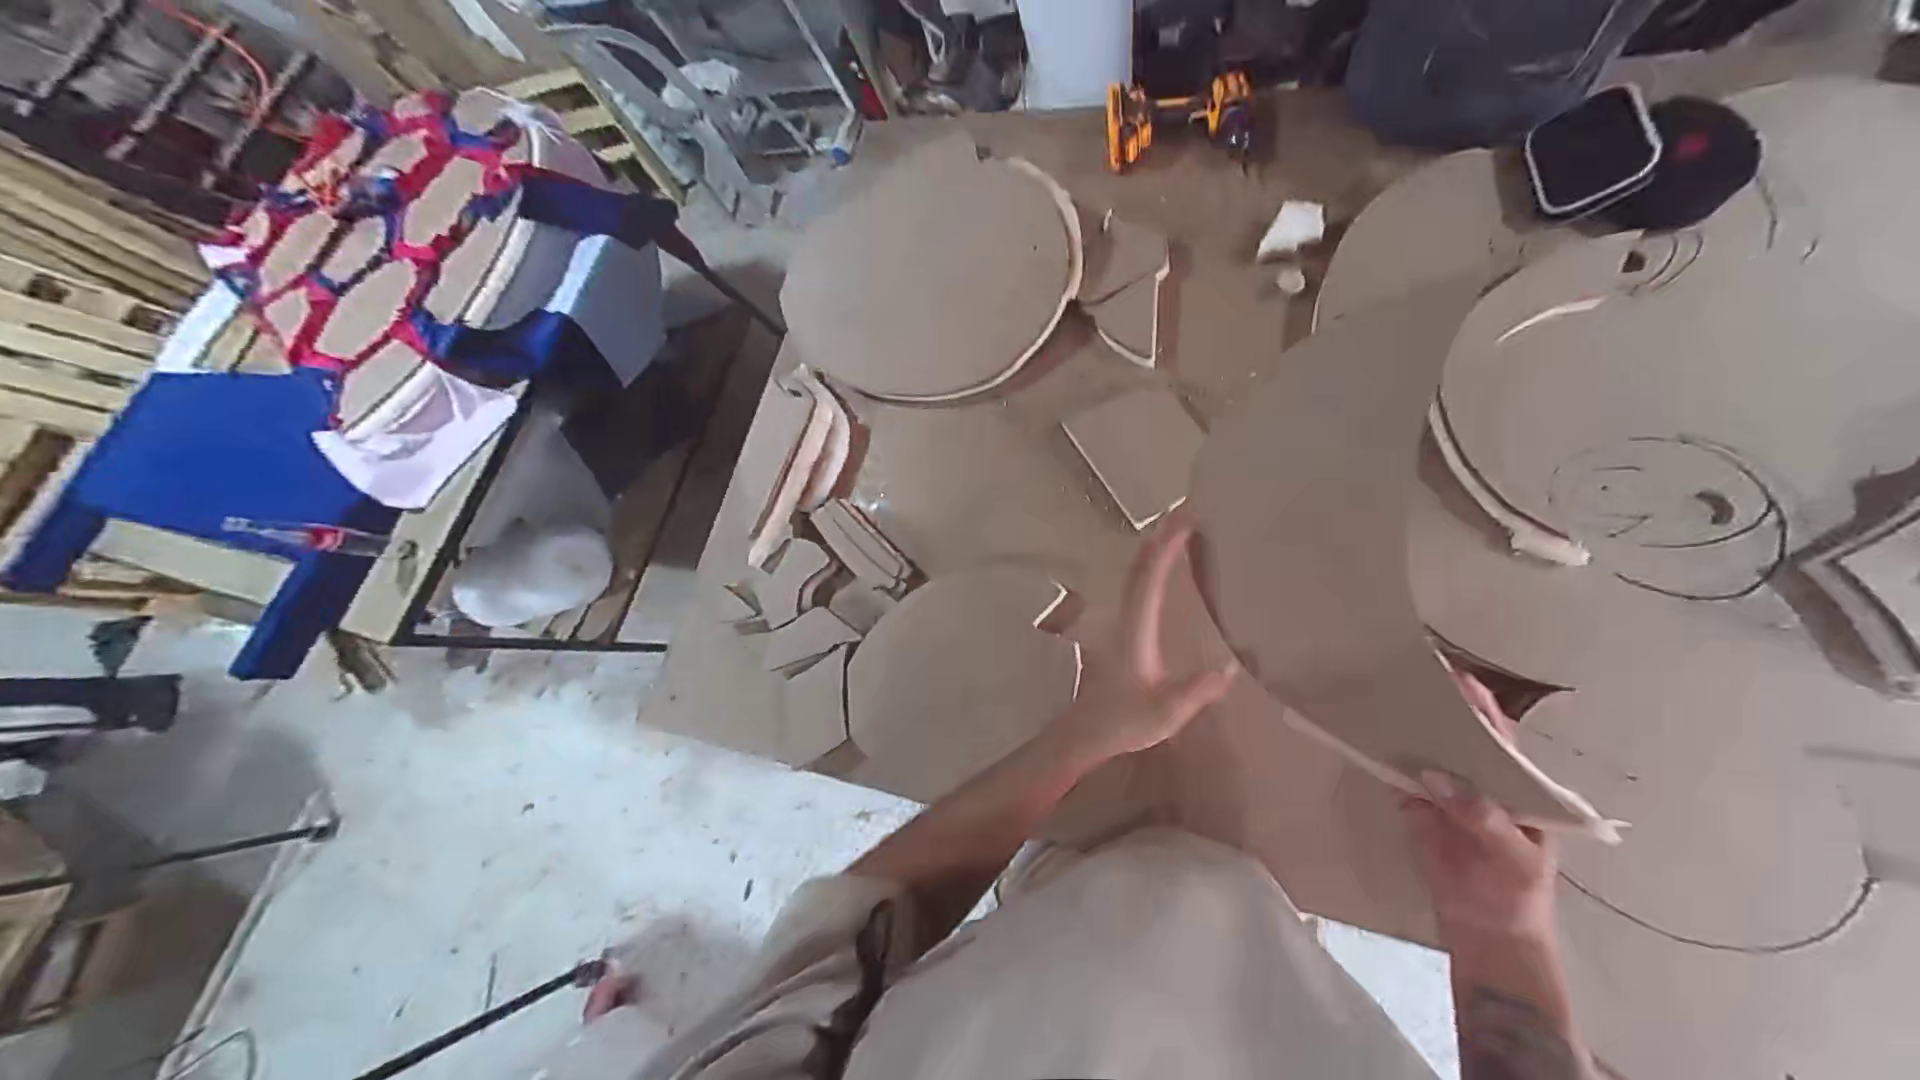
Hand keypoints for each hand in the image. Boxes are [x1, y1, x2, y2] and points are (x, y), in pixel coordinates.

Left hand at [1047, 518, 1238, 763]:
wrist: (1083, 732)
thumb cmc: (1121, 723)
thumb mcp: (1165, 712)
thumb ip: (1196, 692)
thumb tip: (1229, 667)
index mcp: (1135, 632)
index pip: (1150, 582)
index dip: (1166, 551)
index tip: (1184, 523)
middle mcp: (1123, 620)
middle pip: (1139, 570)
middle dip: (1160, 538)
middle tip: (1183, 512)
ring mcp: (1117, 625)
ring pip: (1133, 578)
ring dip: (1152, 551)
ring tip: (1172, 529)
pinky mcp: (1117, 633)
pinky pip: (1134, 591)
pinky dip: (1148, 570)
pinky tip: (1156, 569)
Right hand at [1403, 673, 1559, 945]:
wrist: (1485, 930)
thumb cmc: (1516, 891)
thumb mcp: (1516, 857)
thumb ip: (1483, 817)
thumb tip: (1432, 776)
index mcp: (1516, 785)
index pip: (1500, 736)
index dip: (1482, 705)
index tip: (1457, 677)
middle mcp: (1477, 777)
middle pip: (1457, 734)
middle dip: (1438, 706)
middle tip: (1407, 677)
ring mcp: (1442, 788)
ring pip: (1424, 749)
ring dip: (1406, 727)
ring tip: (1380, 697)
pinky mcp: (1411, 802)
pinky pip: (1394, 771)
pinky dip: (1380, 753)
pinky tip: (1364, 734)